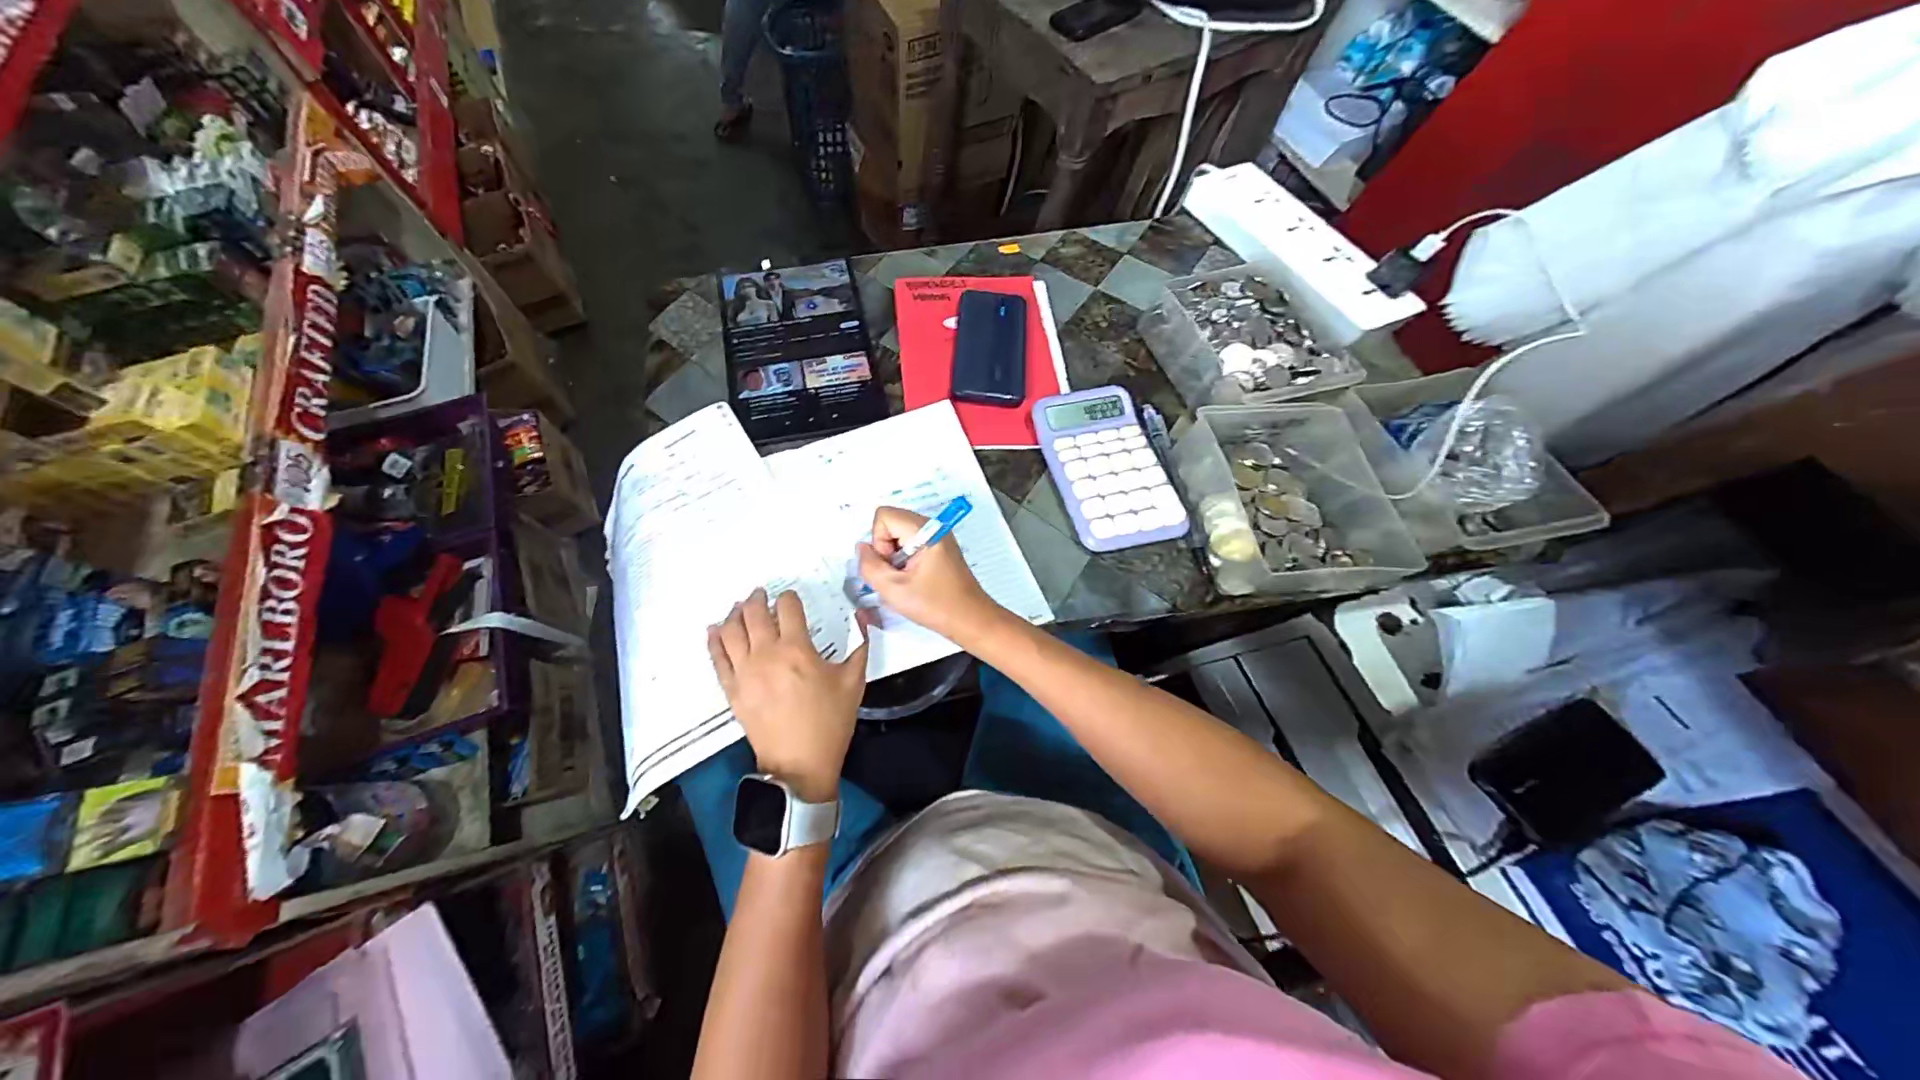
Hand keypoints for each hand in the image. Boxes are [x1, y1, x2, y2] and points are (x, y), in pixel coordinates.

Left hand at [708, 588, 868, 802]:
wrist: (799, 763)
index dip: (789, 597)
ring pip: (731, 630)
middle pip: (753, 613)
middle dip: (757, 598)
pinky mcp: (731, 689)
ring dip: (735, 614)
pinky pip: (717, 657)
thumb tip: (862, 616)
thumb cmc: (830, 721)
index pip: (788, 607)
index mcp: (797, 649)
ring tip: (739, 608)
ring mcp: (744, 672)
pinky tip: (715, 630)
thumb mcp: (854, 681)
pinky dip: (714, 640)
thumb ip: (860, 644)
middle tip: (760, 594)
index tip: (791, 598)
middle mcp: (766, 654)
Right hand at [856, 506, 1003, 642]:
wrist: (971, 619)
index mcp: (926, 530)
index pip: (884, 516)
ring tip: (906, 579)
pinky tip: (913, 580)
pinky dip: (905, 560)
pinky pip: (911, 543)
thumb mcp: (893, 589)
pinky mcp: (939, 548)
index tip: (891, 566)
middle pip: (891, 522)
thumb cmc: (937, 606)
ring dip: (895, 556)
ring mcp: (938, 536)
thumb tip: (862, 549)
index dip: (879, 541)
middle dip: (885, 548)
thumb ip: (869, 566)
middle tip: (898, 575)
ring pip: (899, 534)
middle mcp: (934, 527)